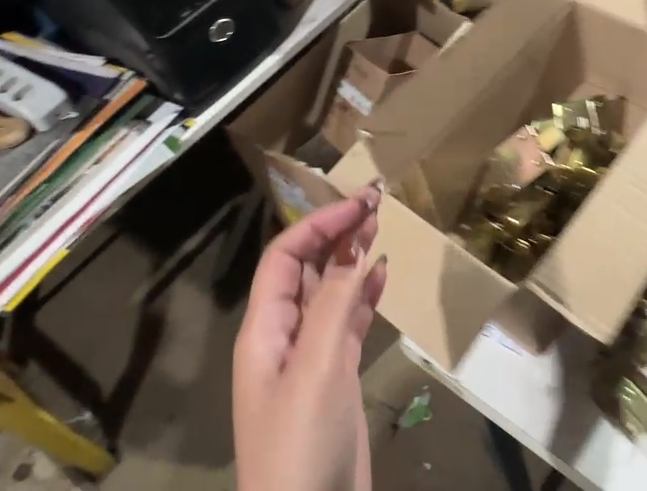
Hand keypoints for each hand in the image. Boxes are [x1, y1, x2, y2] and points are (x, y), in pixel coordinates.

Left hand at [233, 182, 388, 490]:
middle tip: (376, 202)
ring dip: (351, 257)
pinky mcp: (335, 377)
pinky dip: (364, 294)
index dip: (319, 225)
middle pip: (306, 270)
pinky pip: (348, 321)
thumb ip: (334, 306)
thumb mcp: (317, 369)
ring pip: (330, 292)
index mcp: (264, 331)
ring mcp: (310, 359)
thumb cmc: (302, 444)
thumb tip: (351, 246)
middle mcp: (283, 337)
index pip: (285, 259)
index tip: (360, 203)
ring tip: (381, 226)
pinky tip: (382, 274)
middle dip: (336, 233)